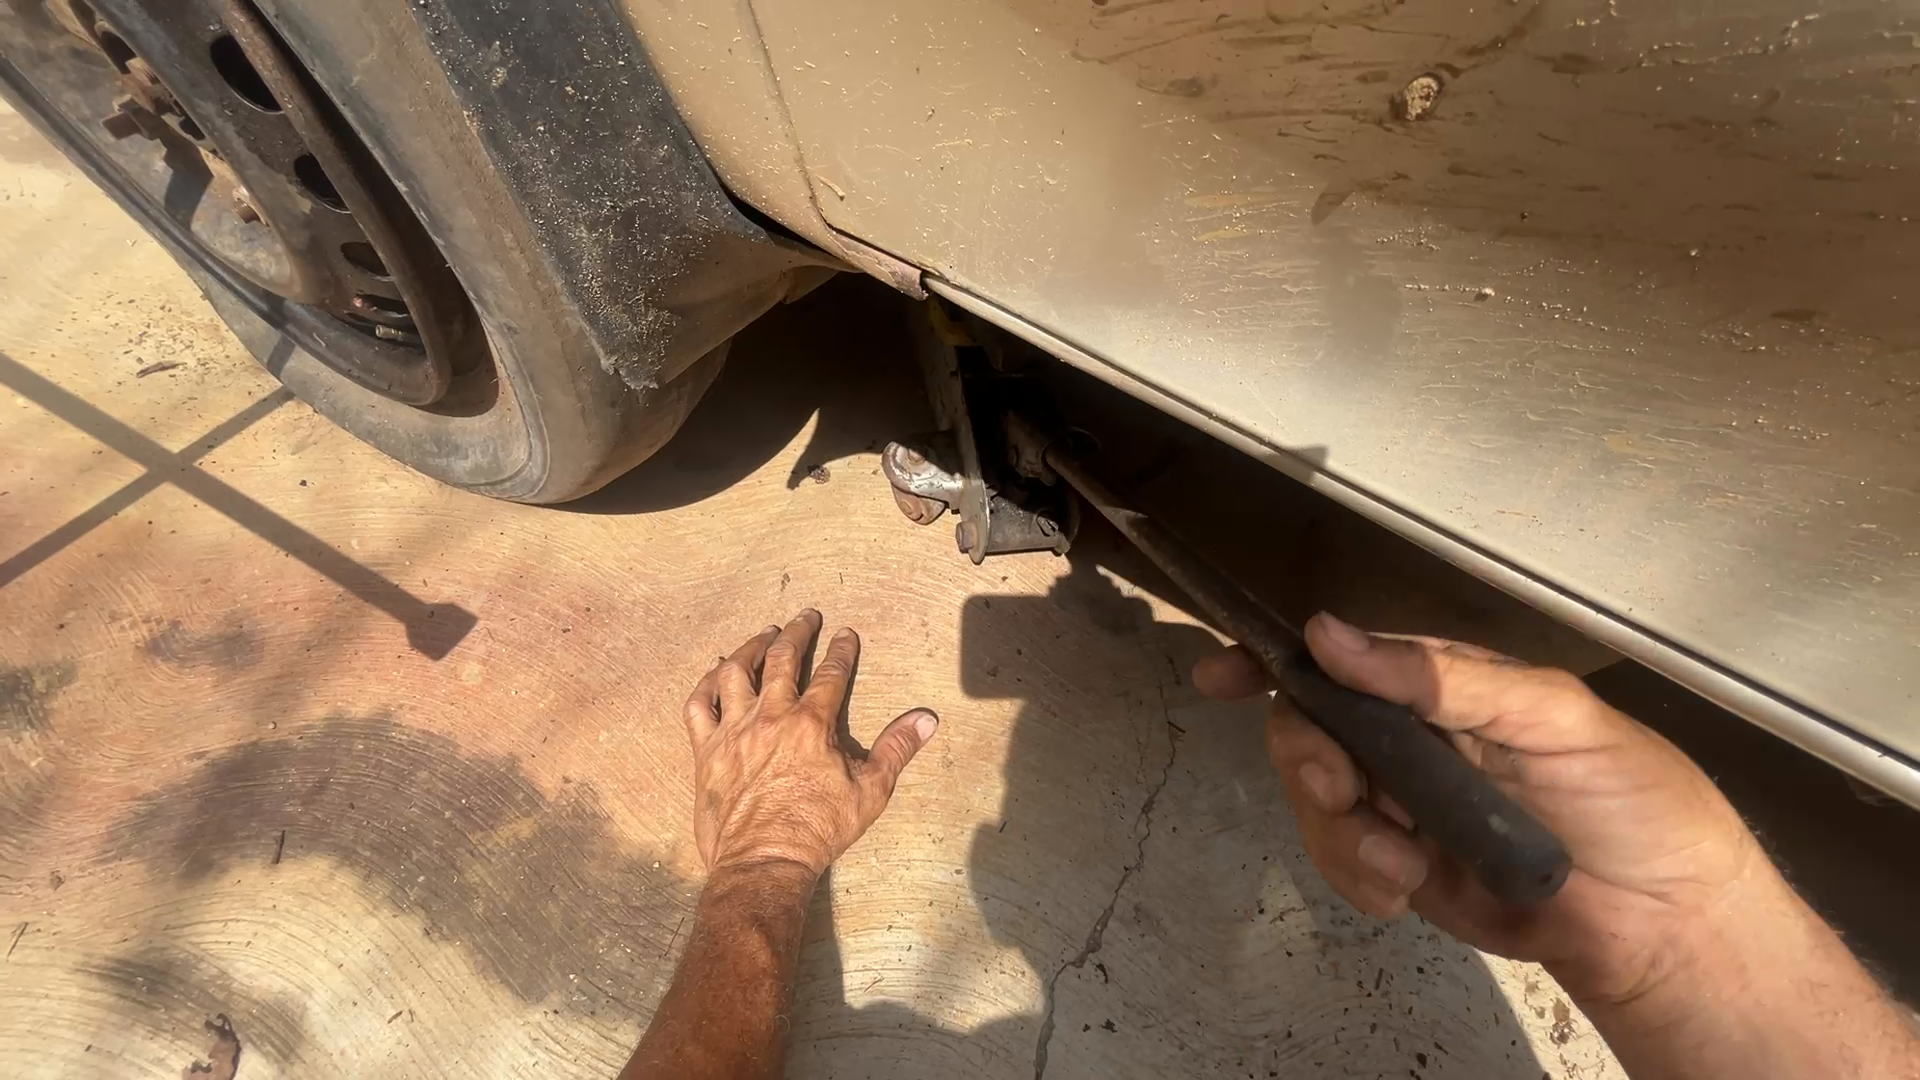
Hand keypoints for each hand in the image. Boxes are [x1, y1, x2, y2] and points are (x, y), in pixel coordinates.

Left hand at [685, 610, 938, 877]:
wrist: (763, 863)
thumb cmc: (819, 829)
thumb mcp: (871, 791)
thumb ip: (897, 749)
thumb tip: (927, 719)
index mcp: (811, 723)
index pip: (831, 673)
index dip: (841, 650)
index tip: (845, 633)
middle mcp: (771, 716)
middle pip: (782, 659)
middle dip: (797, 632)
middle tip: (805, 617)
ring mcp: (734, 731)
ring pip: (736, 671)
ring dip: (751, 647)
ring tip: (763, 635)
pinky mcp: (706, 751)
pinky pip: (698, 705)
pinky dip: (705, 684)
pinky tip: (714, 672)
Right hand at [1194, 613, 1773, 1005]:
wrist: (1668, 932)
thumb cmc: (1629, 799)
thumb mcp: (1552, 718)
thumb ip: (1440, 676)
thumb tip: (1324, 632)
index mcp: (1428, 687)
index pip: (1335, 659)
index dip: (1269, 661)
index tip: (1219, 675)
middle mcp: (1396, 736)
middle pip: (1305, 727)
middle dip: (1307, 759)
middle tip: (1339, 790)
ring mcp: (1389, 799)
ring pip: (1309, 796)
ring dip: (1340, 830)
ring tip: (1400, 862)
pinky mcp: (1387, 860)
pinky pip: (1333, 855)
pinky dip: (1356, 873)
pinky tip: (1403, 890)